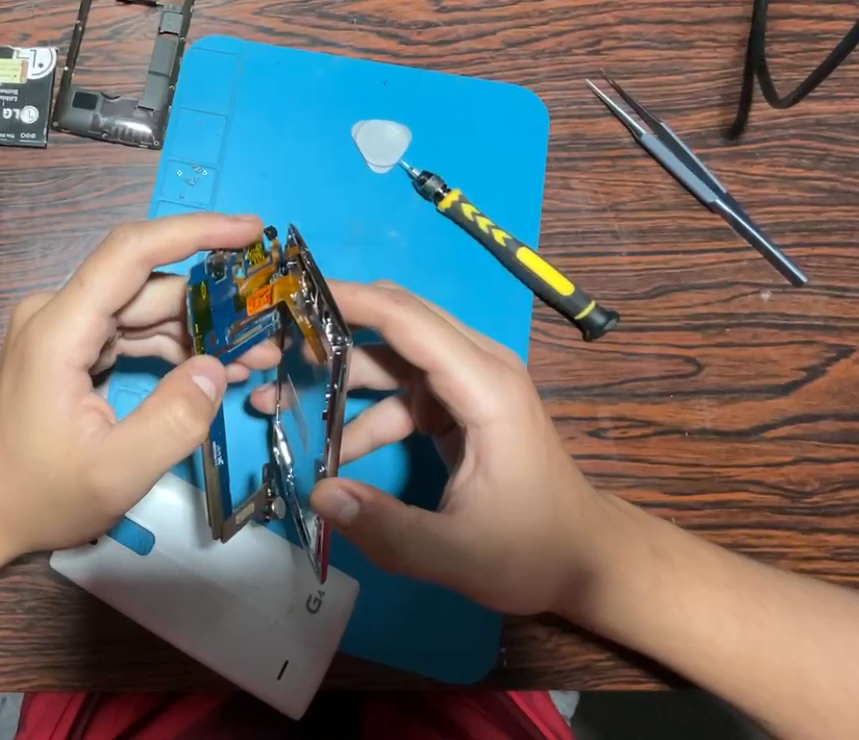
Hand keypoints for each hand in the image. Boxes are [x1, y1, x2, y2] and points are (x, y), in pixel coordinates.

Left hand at [0, 214, 282, 560]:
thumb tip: (219, 365)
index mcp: (59, 329)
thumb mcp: (116, 472)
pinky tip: (212, 368)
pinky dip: (171, 347)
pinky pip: (129, 331)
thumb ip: (174, 420)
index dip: (193, 231)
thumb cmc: (37, 495)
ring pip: (143, 308)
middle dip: (213, 303)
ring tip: (254, 357)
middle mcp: (58, 313)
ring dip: (198, 330)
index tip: (249, 229)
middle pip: (146, 286)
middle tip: (270, 330)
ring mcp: (62, 328)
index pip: (130, 253)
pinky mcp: (70, 346)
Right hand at [250, 279, 611, 615]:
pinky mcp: (452, 400)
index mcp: (484, 385)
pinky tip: (324, 446)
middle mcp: (474, 365)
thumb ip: (386, 529)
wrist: (591, 561)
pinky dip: (354, 407)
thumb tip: (317, 493)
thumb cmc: (535, 551)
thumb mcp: (459, 554)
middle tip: (266, 345)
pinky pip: (393, 387)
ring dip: (331, 370)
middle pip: (391, 319)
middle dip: (326, 327)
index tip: (288, 297)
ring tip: (272, 395)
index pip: (406, 319)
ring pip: (385, 352)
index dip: (347, 300)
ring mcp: (463, 380)